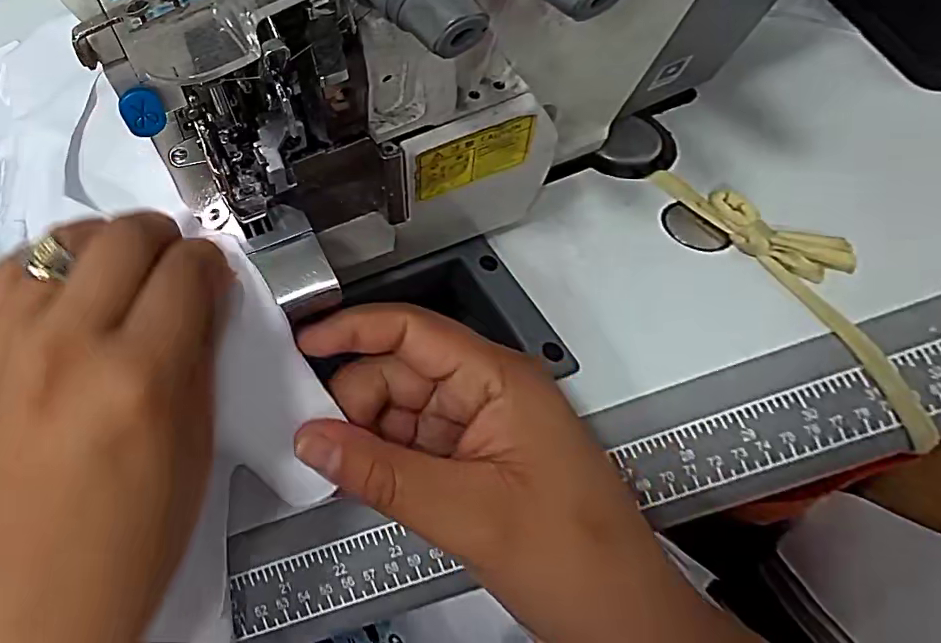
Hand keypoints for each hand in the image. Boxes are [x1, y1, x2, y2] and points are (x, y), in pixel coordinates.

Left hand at [0, 214, 229, 642]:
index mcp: (137, 381)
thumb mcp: (191, 456)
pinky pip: (14, 264)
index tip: (212, 272)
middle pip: (127, 235)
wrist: (11, 606)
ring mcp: (11, 339)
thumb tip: (206, 293)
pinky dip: (50, 261)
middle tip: (173, 265)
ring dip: (108, 242)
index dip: (210, 263)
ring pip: (68, 236)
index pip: (186, 272)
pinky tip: (67, 286)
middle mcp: (69, 344)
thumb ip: (200, 357)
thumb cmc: (117, 552)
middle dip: (164, 237)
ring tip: (121, 272)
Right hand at [293, 304, 755, 642]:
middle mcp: (485, 390)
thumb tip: (315, 441)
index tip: (307, 341)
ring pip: (394, 406)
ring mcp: (476, 422)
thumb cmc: (590, 567)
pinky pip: (405, 439)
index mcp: (499, 379)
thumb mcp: (470, 515)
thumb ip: (380, 474)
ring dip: (365, 435)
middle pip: (394, 370)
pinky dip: (380, 456)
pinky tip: (368, 480)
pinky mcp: (468, 454)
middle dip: (354, 402)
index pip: (411, 328)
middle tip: (323, 439)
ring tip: (349, 470)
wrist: (633, 632)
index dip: (353, 328)